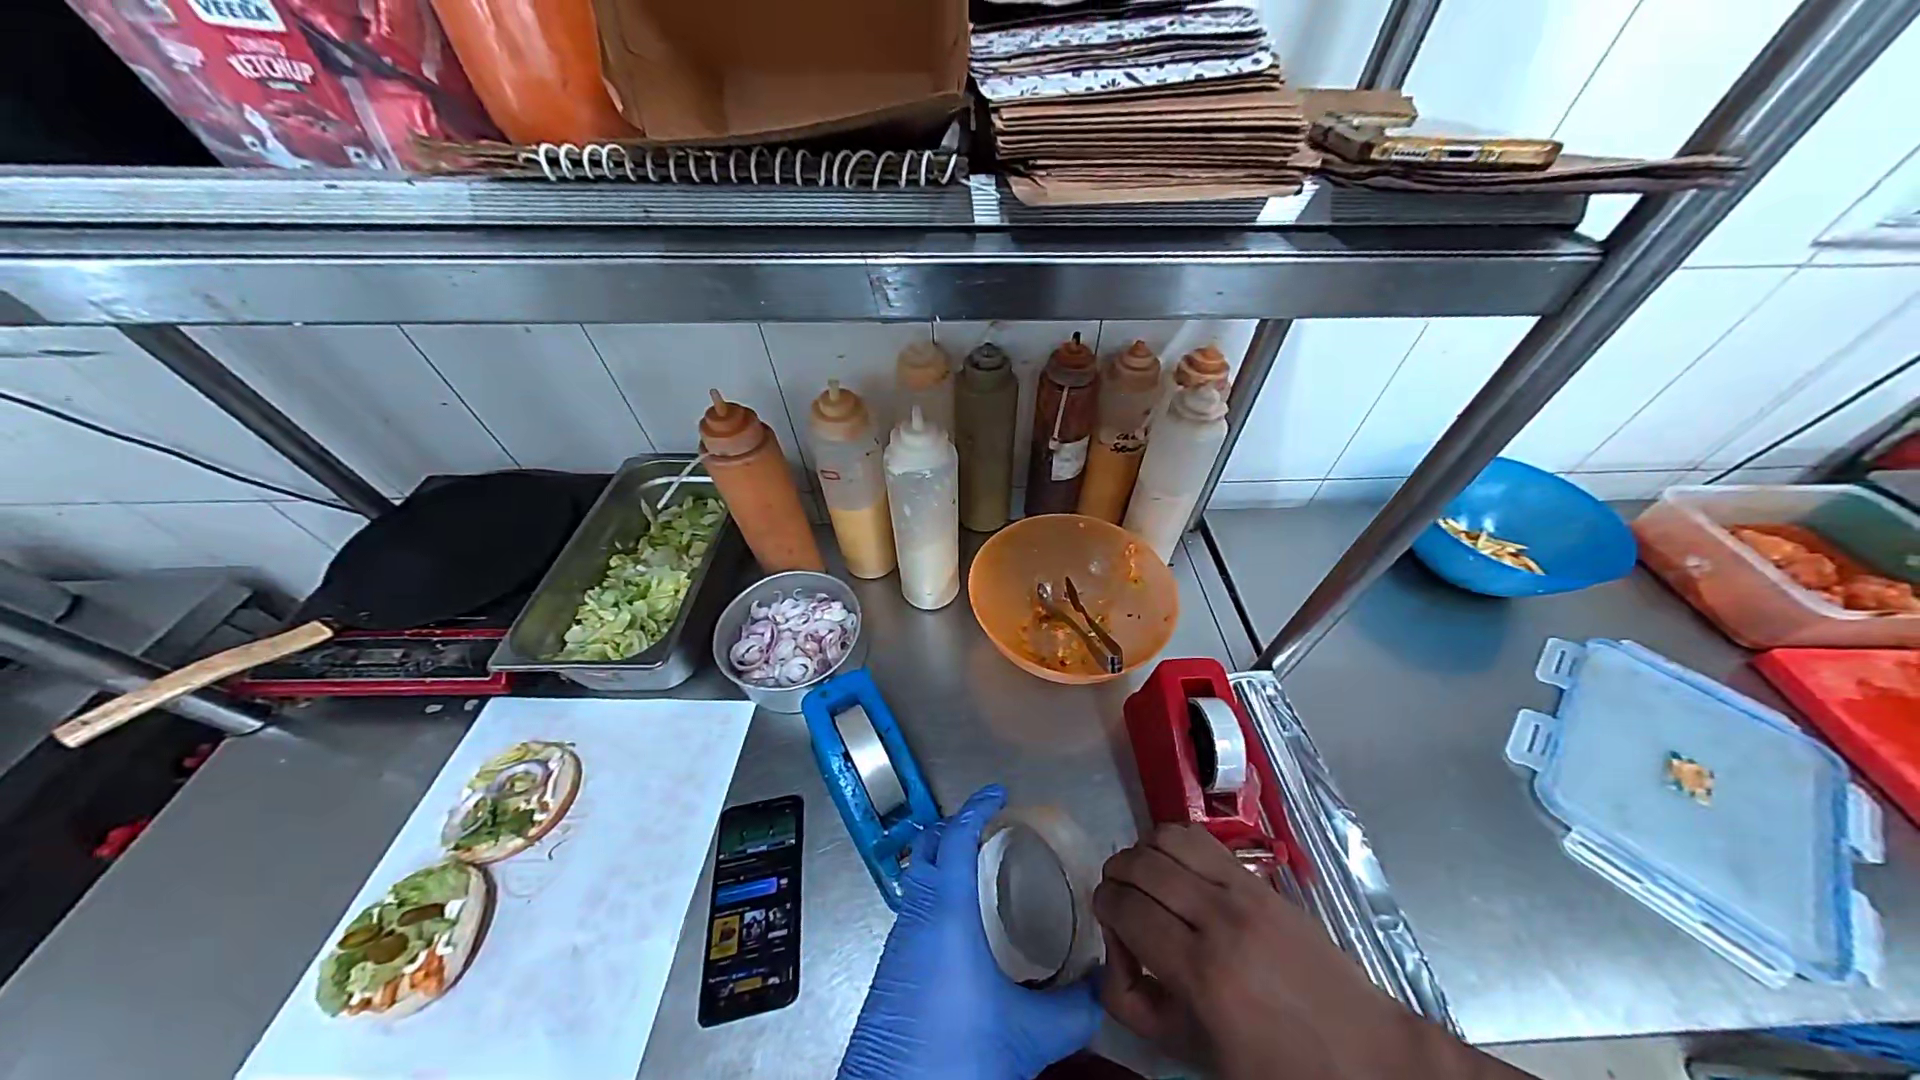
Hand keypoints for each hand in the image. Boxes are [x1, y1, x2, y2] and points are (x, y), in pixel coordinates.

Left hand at [838, 785, 1102, 1079]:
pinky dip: (935, 894)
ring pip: (917, 879)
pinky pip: (913, 909)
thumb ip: (1073, 1008)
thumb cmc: (960, 1052)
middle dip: (954, 828)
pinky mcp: (890, 968)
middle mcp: (915, 916)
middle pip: (926, 848)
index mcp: (945, 912)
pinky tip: (961, 924)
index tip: (997, 793)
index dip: (976, 808)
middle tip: (987, 828)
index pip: (954, 837)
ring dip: (942, 862)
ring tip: (977, 870)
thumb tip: (1103, 987)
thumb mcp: (1029, 1033)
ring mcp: (897, 941)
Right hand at [1094, 824, 1528, 1079]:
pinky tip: (1177, 870)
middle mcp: (1219, 919)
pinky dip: (1172, 843)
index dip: (1103, 907)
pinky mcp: (1260, 879)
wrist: (1364, 1053)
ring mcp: (1243, 892)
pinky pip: (1199, 837)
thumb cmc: (1274, 1065)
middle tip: (1120, 901)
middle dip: (1115, 876)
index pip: (1123, 907)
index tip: (1108, 923)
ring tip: (1146, 880)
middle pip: (1138, 865)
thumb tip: (1114, 947)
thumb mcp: (1189, 1050)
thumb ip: (1131, 1001)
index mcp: (1200, 973)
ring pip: (1165, 837)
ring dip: (1142, 853)